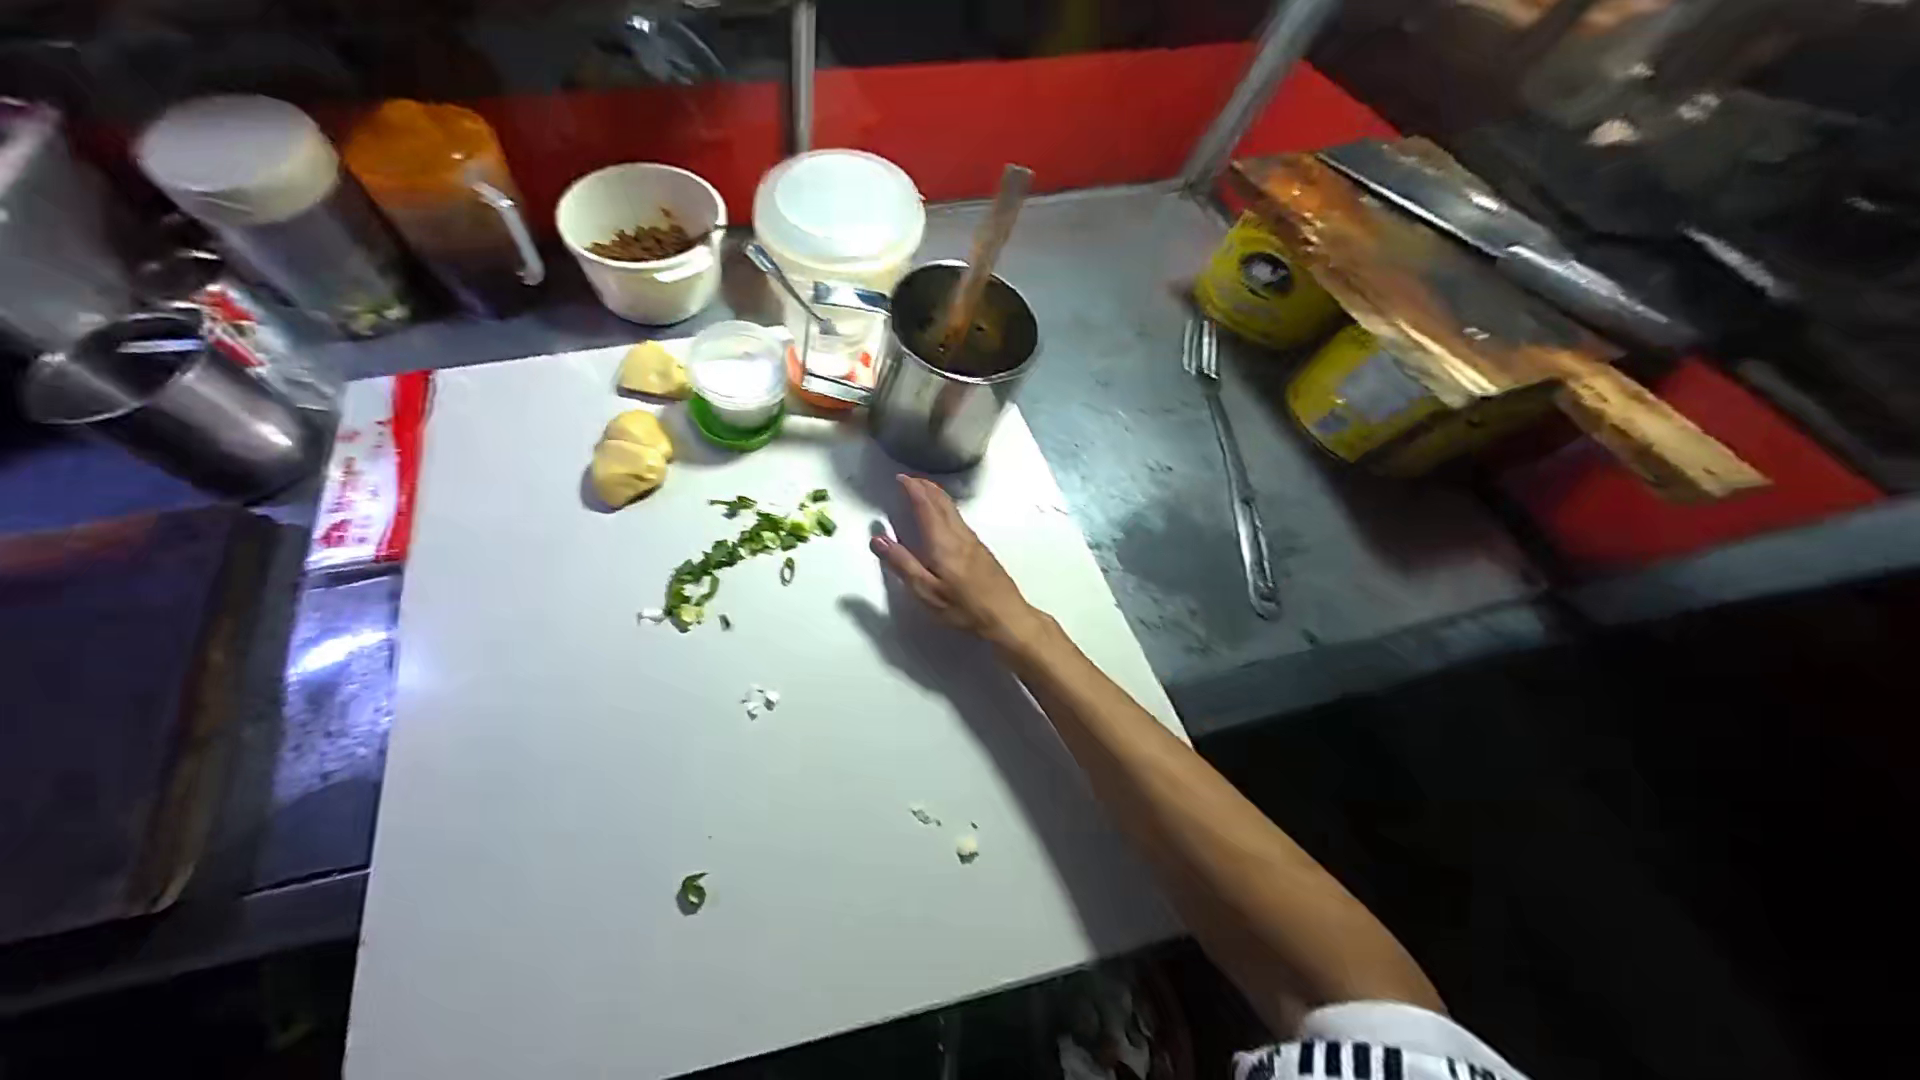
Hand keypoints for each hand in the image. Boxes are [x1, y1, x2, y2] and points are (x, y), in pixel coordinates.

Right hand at [870, 475, 1044, 647]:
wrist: (1006, 616)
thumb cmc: (964, 607)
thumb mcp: (926, 592)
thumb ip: (902, 564)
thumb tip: (878, 539)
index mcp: (942, 542)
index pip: (925, 507)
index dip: (913, 490)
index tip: (901, 478)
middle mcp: (959, 535)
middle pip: (942, 503)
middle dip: (925, 487)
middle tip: (911, 478)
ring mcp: (973, 542)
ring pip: (953, 510)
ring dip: (937, 496)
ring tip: (925, 490)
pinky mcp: (981, 550)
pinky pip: (959, 519)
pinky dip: (947, 508)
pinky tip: (945, 516)